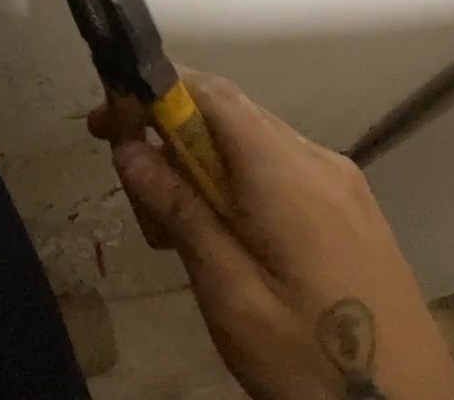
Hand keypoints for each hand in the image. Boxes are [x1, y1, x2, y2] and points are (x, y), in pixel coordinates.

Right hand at [90, 72, 453, 399]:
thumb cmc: (314, 363)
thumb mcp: (231, 294)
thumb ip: (180, 212)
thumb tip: (128, 149)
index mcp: (287, 173)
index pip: (210, 93)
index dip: (152, 91)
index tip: (106, 119)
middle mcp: (316, 160)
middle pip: (224, 114)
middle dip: (165, 132)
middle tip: (126, 180)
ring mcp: (338, 183)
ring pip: (246, 143)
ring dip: (195, 164)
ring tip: (165, 229)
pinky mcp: (347, 208)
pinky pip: (273, 170)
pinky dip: (230, 184)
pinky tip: (215, 236)